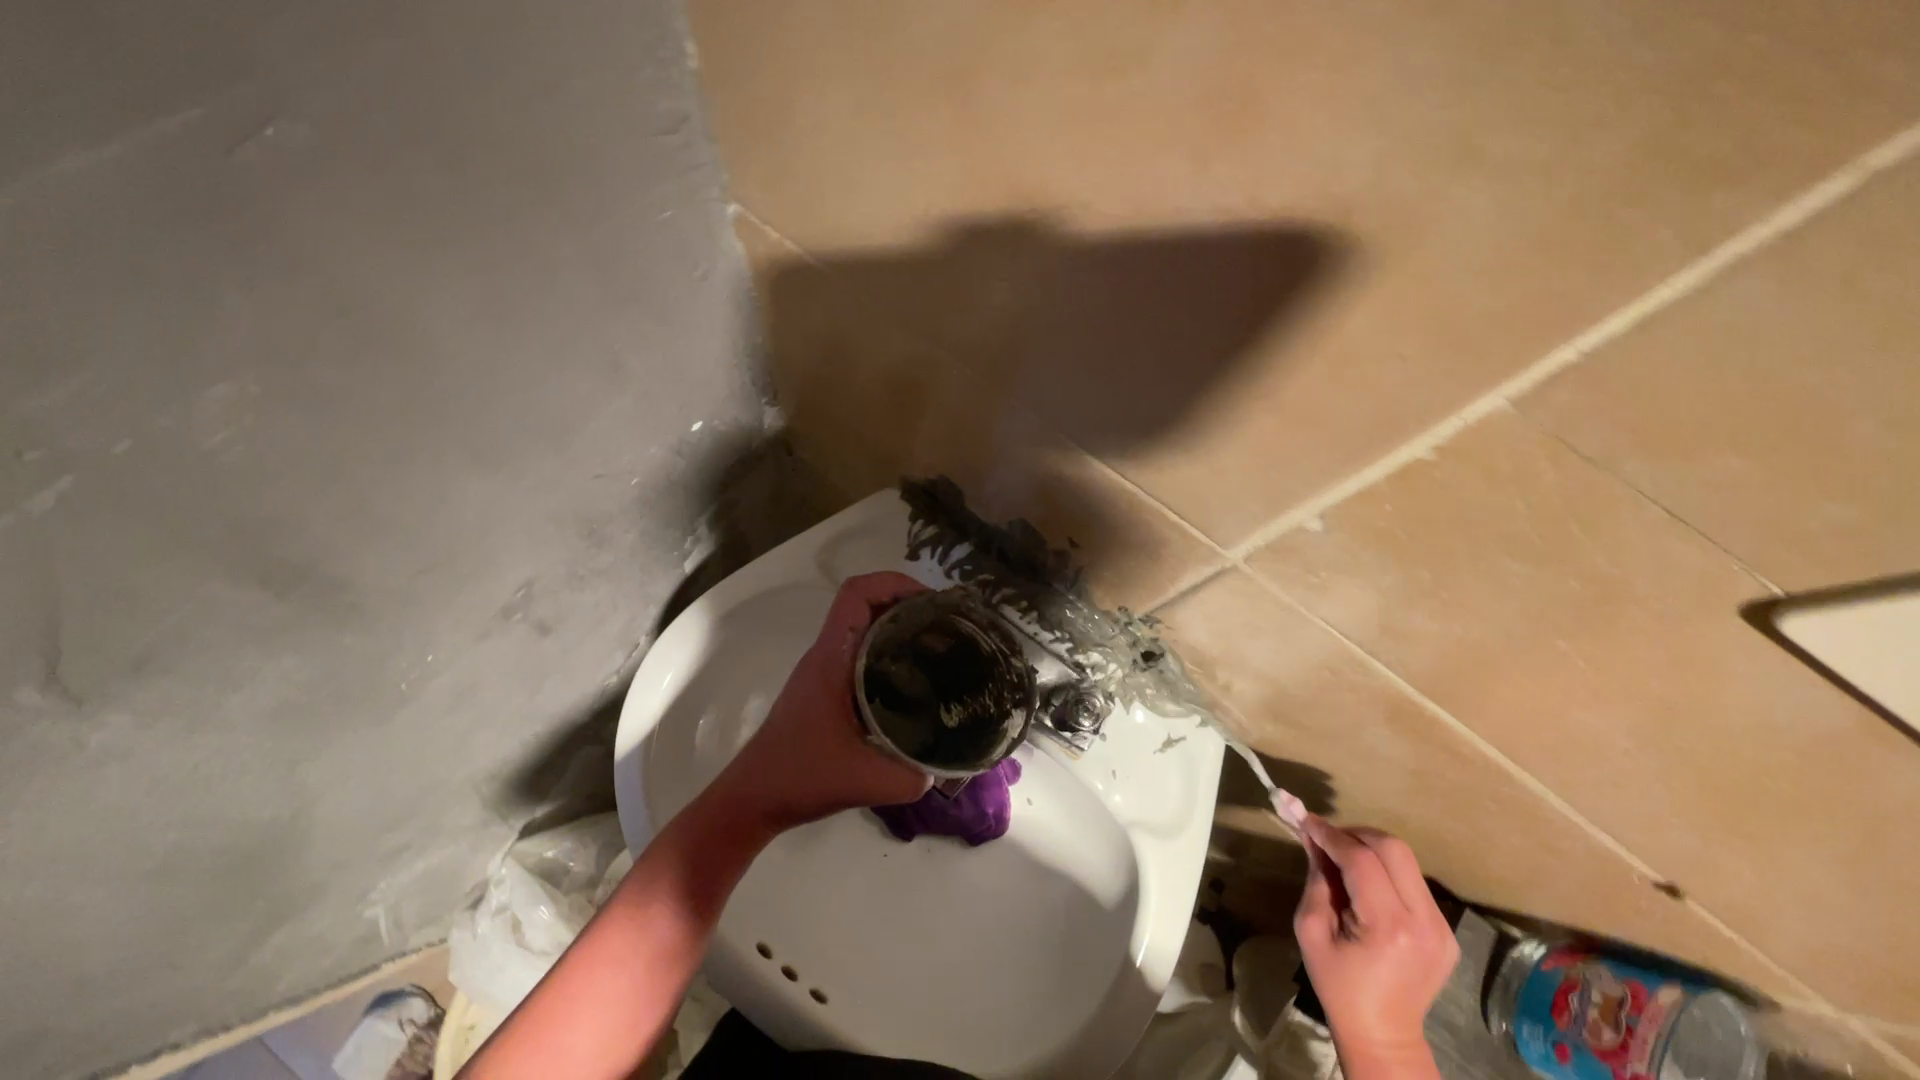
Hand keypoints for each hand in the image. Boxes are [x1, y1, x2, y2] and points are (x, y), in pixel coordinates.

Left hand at [711, 571, 933, 834]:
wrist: (752, 799)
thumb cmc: (799, 777)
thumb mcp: (864, 780)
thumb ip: (910, 776)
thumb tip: (943, 767)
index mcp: (830, 659)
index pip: (856, 594)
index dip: (895, 583)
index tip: (934, 603)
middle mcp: (827, 656)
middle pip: (868, 606)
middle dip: (911, 607)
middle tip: (951, 628)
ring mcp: (824, 673)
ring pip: (866, 632)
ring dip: (902, 631)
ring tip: (943, 650)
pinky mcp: (827, 692)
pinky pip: (863, 656)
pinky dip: (892, 656)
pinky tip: (918, 684)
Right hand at [1294, 815, 1457, 1067]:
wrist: (1383, 1034)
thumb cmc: (1338, 985)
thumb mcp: (1311, 931)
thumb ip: (1316, 881)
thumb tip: (1313, 840)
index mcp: (1388, 927)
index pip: (1361, 860)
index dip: (1332, 835)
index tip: (1307, 820)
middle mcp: (1424, 922)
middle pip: (1394, 849)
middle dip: (1356, 834)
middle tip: (1328, 838)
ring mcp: (1442, 927)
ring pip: (1407, 862)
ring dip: (1372, 850)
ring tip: (1344, 859)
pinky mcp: (1447, 932)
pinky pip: (1414, 884)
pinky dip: (1387, 873)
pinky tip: (1367, 886)